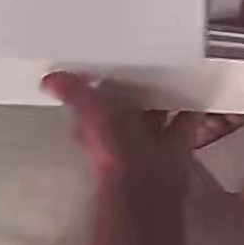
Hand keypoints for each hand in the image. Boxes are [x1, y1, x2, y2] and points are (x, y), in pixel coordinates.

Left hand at [43, 72, 199, 192]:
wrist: (148, 181)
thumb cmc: (116, 153)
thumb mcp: (91, 113)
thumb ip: (75, 94)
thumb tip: (51, 79)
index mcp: (97, 124)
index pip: (96, 98)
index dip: (102, 82)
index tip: (109, 63)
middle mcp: (122, 132)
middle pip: (129, 104)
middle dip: (137, 89)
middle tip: (145, 66)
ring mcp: (149, 138)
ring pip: (155, 112)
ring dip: (162, 98)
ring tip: (170, 77)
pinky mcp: (174, 143)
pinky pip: (183, 121)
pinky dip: (188, 111)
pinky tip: (192, 98)